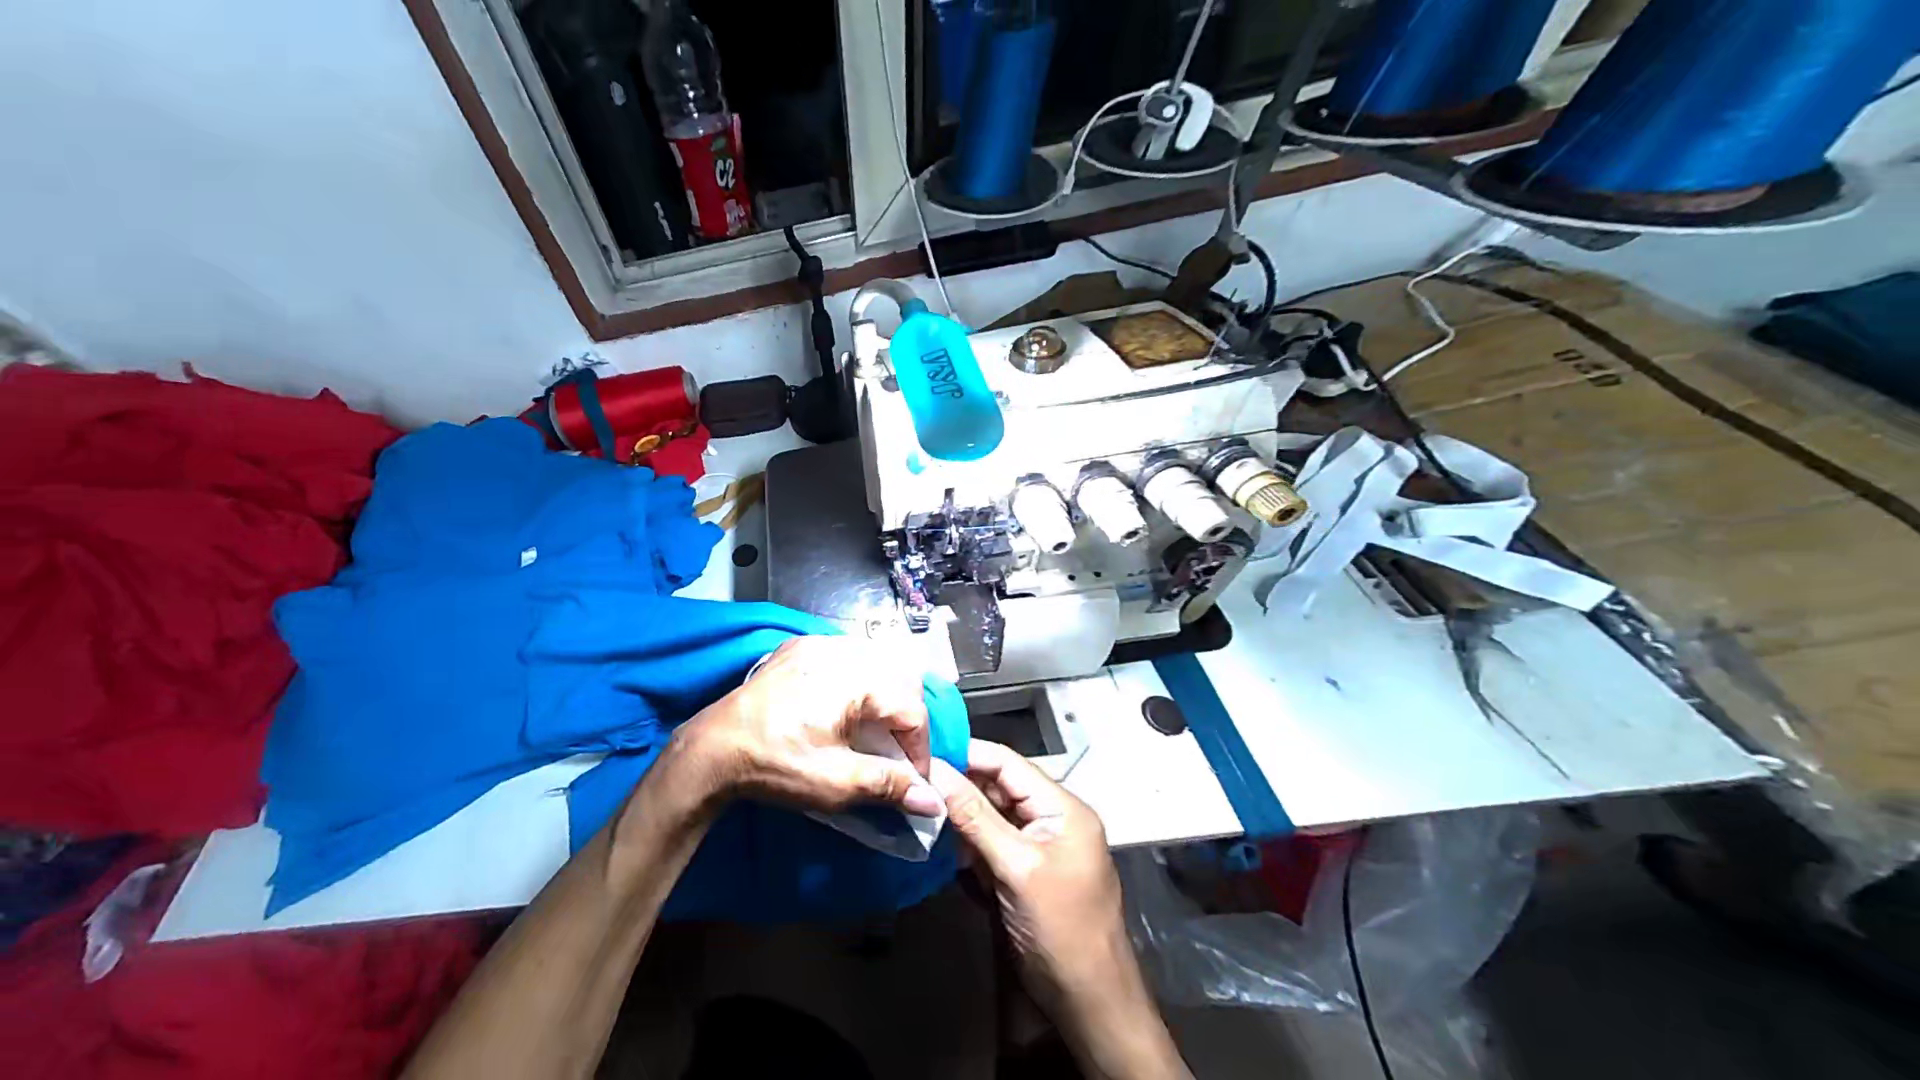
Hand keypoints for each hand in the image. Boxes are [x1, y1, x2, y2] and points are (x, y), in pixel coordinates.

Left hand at [672, 636, 942, 816]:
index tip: (913, 781)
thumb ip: (889, 785)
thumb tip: (934, 802)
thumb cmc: (776, 765)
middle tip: (895, 753)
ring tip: (872, 729)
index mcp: (857, 679)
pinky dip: (857, 678)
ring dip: (884, 694)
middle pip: (900, 678)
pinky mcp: (799, 649)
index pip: (912, 710)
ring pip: (876, 661)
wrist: (712, 750)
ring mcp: (818, 644)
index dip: (919, 749)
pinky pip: (847, 655)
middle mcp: (843, 651)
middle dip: (906, 718)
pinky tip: (845, 705)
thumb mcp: (836, 783)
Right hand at [933, 741, 1186, 1079]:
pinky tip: (942, 849)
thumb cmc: (1060, 929)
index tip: (921, 754)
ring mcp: (1037, 846)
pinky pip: (990, 845)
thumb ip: (974, 817)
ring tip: (921, 816)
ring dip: (959, 820)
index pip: (1008, 763)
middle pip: (997, 788)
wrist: (1088, 1004)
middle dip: (958, 789)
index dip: (966, 754)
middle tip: (914, 788)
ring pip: (989, 817)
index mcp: (1062, 807)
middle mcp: (1051, 818)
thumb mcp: (1016, 868)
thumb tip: (935, 772)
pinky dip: (967, 847)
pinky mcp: (1023, 872)